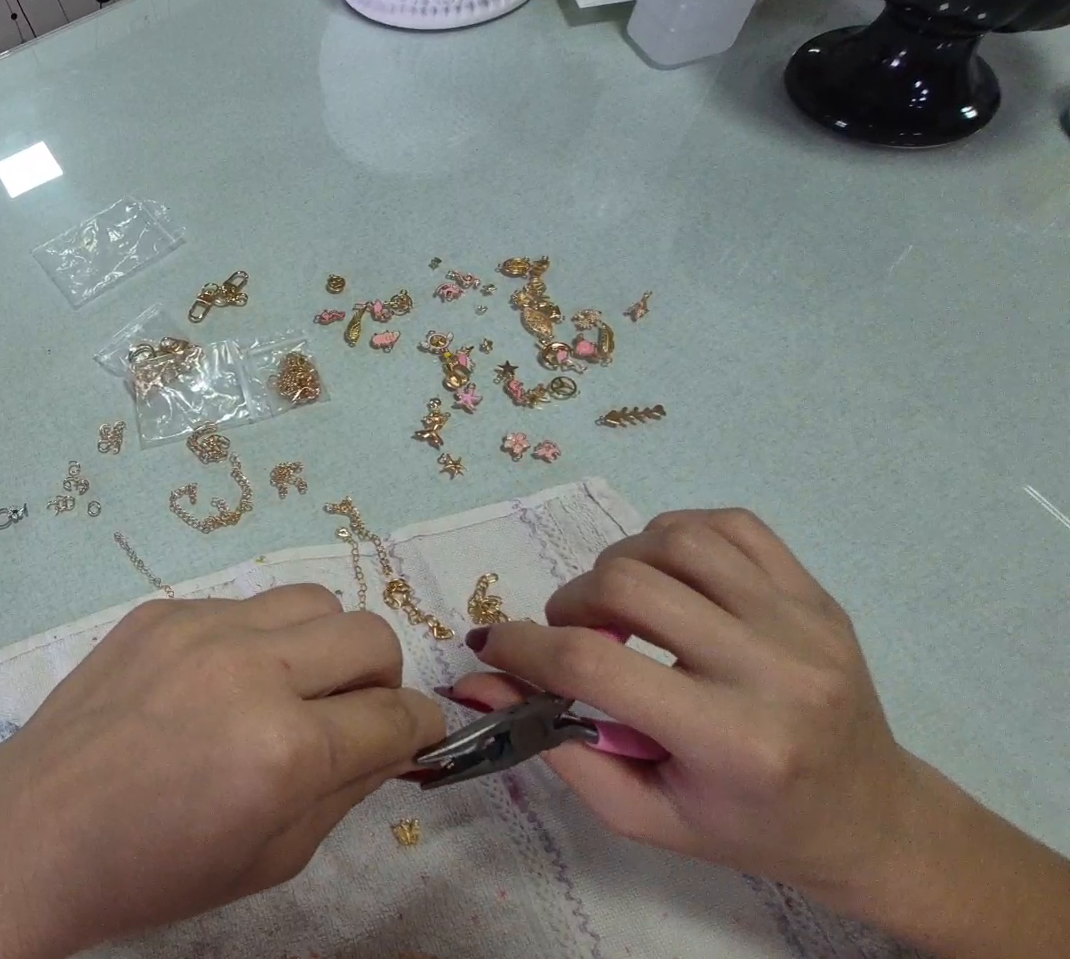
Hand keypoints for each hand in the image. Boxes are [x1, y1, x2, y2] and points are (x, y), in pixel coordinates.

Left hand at [0, 587, 444, 958]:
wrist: (36, 829)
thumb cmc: (155, 866)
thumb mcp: (272, 856)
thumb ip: (345, 787)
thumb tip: (391, 737)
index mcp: (284, 746)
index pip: (396, 714)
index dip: (420, 728)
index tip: (415, 733)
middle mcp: (249, 665)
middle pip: (368, 632)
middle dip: (381, 676)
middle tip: (352, 712)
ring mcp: (199, 626)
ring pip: (310, 599)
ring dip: (322, 644)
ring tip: (288, 687)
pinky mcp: (160, 610)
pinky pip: (241, 606)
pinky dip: (254, 640)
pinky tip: (215, 683)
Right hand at [450, 509, 920, 898]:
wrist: (873, 820)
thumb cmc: (744, 824)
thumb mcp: (636, 809)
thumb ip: (551, 743)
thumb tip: (476, 679)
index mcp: (734, 742)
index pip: (592, 665)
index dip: (521, 647)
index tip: (492, 646)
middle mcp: (776, 672)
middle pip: (625, 585)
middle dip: (570, 603)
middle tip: (573, 635)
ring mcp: (805, 622)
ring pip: (671, 539)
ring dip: (618, 564)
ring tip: (620, 605)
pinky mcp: (816, 594)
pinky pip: (724, 523)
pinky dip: (670, 536)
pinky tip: (667, 578)